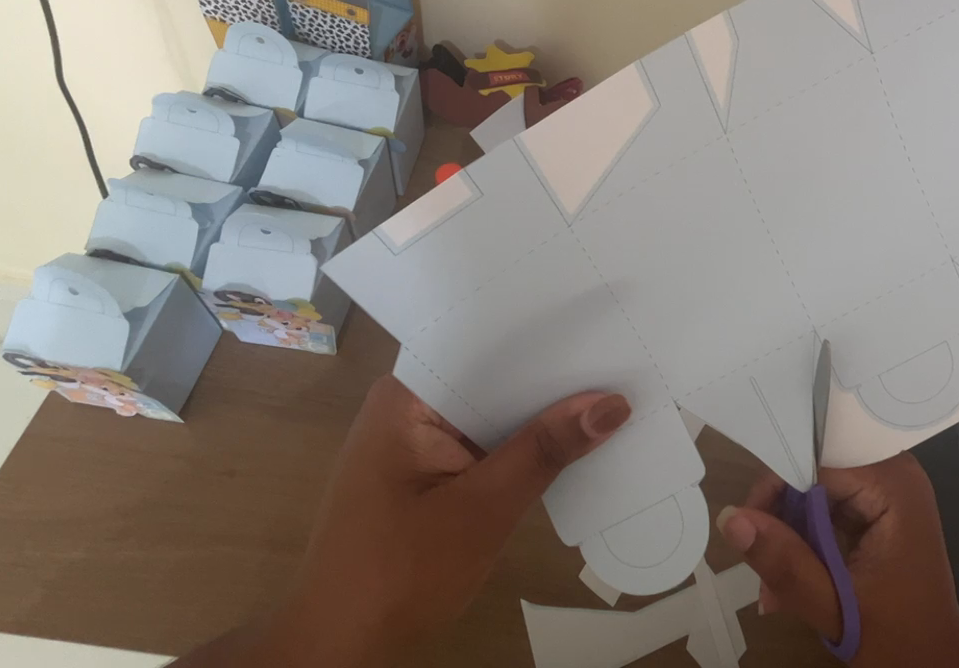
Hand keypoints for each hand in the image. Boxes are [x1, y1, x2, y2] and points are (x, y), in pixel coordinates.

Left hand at [175, 375, 629, 667]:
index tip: (603, 324)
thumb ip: (545, 450)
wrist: (336, 651)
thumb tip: (613, 403)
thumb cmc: (397, 574)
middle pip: (493, 374)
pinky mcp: (429, 468)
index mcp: (407, 395)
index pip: (485, 344)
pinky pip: (486, 438)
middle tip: (622, 356)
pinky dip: (523, 442)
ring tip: (611, 388)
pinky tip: (572, 439)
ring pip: (493, 408)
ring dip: (541, 411)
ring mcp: (418, 437)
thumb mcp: (483, 509)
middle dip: (551, 375)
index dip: (545, 335)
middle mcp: (411, 403)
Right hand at [714, 453, 958, 667]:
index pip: (818, 459)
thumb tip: (730, 518)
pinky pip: (829, 506)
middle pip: (816, 469)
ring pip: (817, 489)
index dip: (779, 485)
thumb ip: (785, 562)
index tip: (749, 522)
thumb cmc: (900, 640)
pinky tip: (791, 577)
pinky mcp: (879, 508)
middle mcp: (893, 473)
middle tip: (761, 564)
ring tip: (773, 587)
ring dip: (790, 532)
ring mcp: (887, 490)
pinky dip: (807, 538)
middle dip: (782, 514)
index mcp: (893, 484)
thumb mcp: (836, 606)